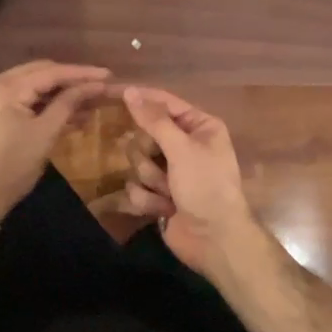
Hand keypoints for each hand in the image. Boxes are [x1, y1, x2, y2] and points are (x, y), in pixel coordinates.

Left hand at [0, 60, 109, 219]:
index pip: (50, 72)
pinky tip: (62, 112)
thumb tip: (93, 86)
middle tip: (98, 88)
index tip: (108, 74)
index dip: (82, 73)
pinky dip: (39, 103)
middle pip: (38, 72)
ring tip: (87, 104)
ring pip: (29, 84)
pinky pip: (17, 97)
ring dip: (55, 93)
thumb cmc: (9, 171)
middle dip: (70, 81)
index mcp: (4, 88)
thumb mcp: (43, 137)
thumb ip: (68, 105)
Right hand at [120, 86, 258, 279]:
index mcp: (200, 127)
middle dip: (149, 154)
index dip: (143, 99)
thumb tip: (130, 91)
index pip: (166, 103)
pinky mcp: (160, 196)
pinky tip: (164, 210)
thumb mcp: (182, 148)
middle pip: (146, 135)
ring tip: (168, 193)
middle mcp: (186, 145)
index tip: (116, 92)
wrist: (215, 241)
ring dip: (151, 179)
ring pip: (139, 162)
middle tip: (162, 166)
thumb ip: (154, 119)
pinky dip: (149, 199)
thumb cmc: (205, 186)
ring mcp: (172, 172)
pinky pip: (137, 188)